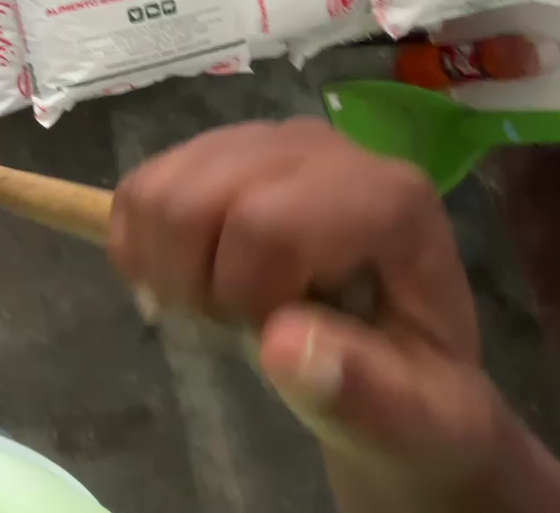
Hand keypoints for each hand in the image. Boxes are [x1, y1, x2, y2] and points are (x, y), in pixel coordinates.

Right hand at [106, 118, 514, 504]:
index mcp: (383, 197)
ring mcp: (252, 139)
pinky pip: (136, 185)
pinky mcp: (207, 149)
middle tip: (226, 325)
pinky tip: (171, 277)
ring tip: (203, 301)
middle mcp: (314, 147)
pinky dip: (134, 243)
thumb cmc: (415, 390)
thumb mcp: (426, 421)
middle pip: (196, 201)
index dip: (243, 294)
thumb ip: (368, 393)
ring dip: (158, 263)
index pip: (266, 226)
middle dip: (190, 281)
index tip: (272, 338)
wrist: (394, 356)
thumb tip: (280, 344)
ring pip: (155, 190)